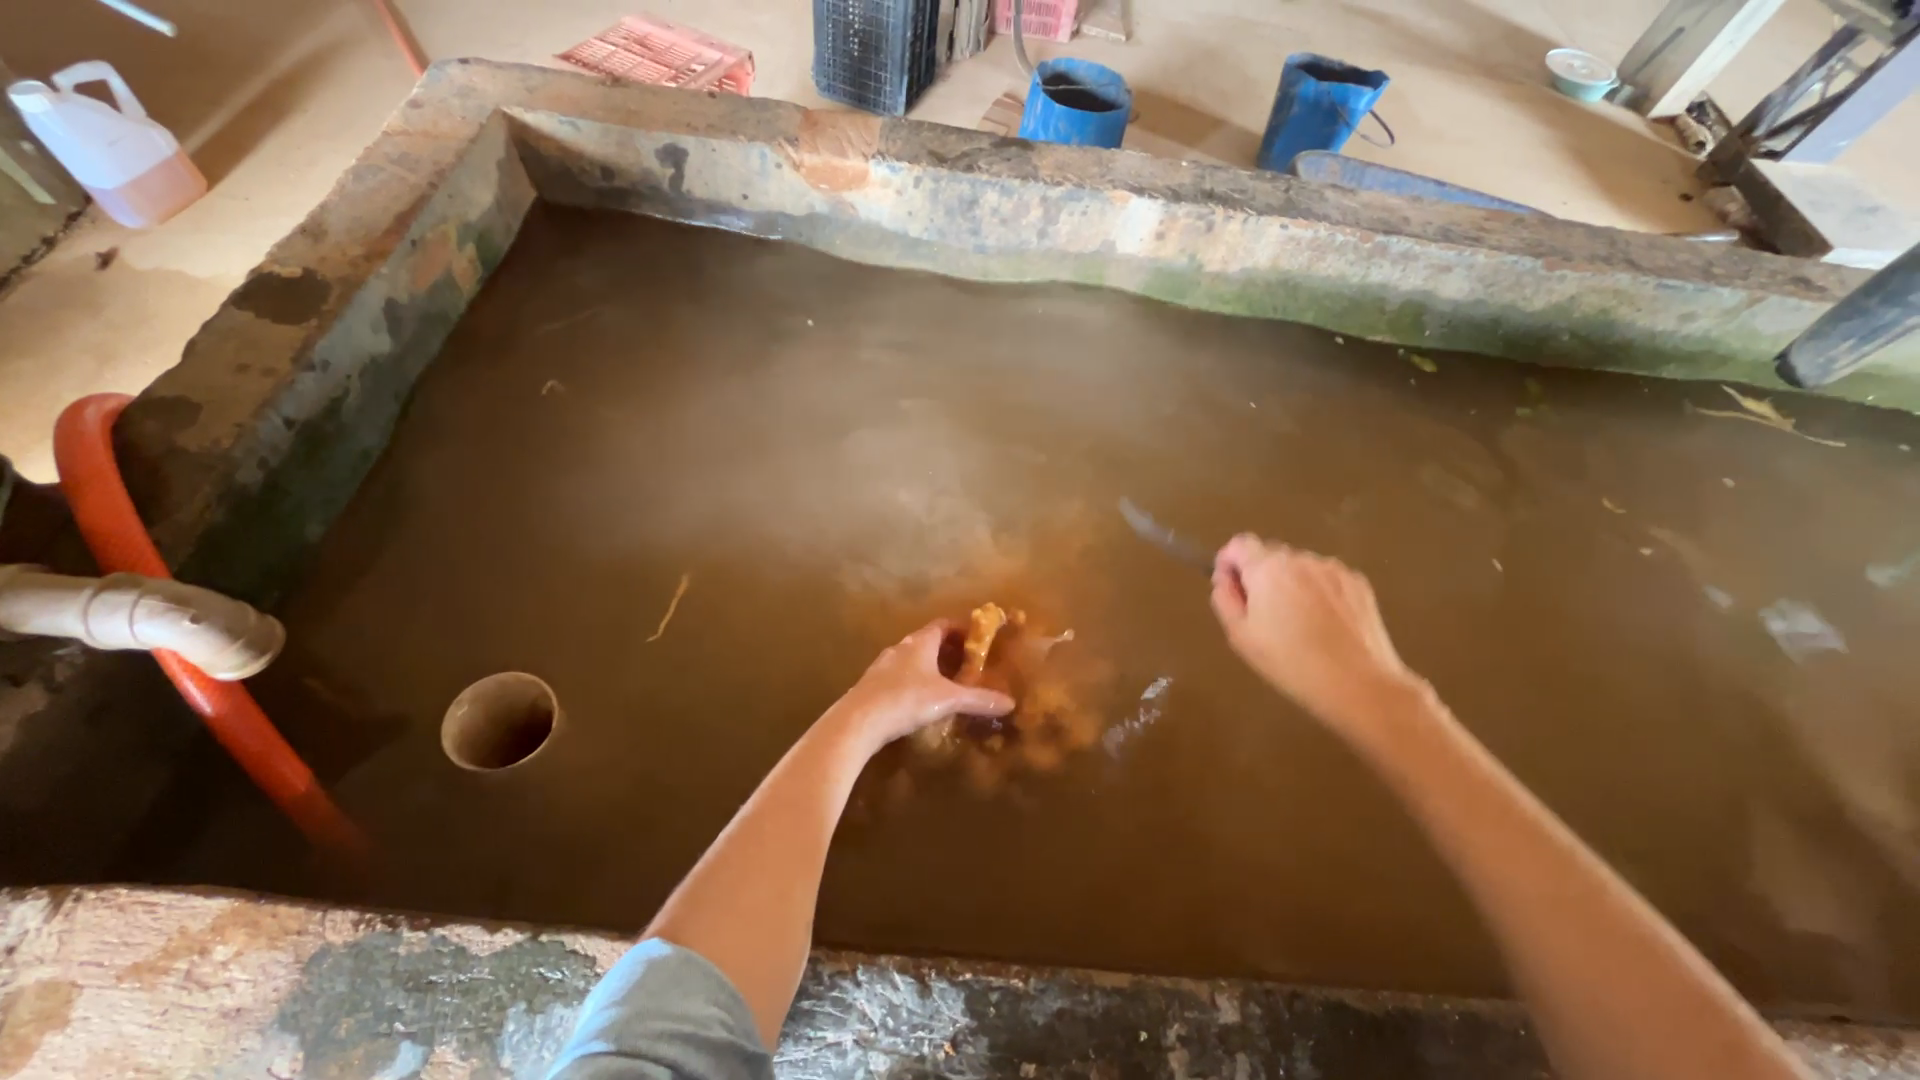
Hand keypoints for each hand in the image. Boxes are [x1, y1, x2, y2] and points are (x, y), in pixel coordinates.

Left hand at [826, 619, 1014, 754]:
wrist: (857, 721)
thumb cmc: (905, 700)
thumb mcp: (948, 699)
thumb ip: (979, 699)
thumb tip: (1010, 702)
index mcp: (919, 642)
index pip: (943, 624)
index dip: (961, 628)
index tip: (977, 638)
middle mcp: (900, 648)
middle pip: (927, 641)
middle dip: (948, 650)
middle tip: (968, 664)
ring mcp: (882, 666)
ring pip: (911, 660)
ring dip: (929, 667)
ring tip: (947, 684)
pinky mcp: (872, 686)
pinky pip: (898, 677)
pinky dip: (913, 682)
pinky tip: (920, 701)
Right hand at [1210, 534, 1418, 729]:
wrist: (1358, 684)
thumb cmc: (1290, 663)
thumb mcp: (1241, 637)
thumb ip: (1225, 599)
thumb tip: (1225, 579)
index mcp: (1267, 569)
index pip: (1239, 544)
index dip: (1229, 562)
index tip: (1232, 589)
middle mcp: (1300, 559)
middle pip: (1270, 555)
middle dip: (1261, 577)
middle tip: (1265, 616)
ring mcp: (1333, 569)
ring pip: (1300, 567)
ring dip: (1292, 584)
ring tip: (1300, 623)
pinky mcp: (1358, 582)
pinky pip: (1326, 578)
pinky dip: (1319, 592)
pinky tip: (1326, 624)